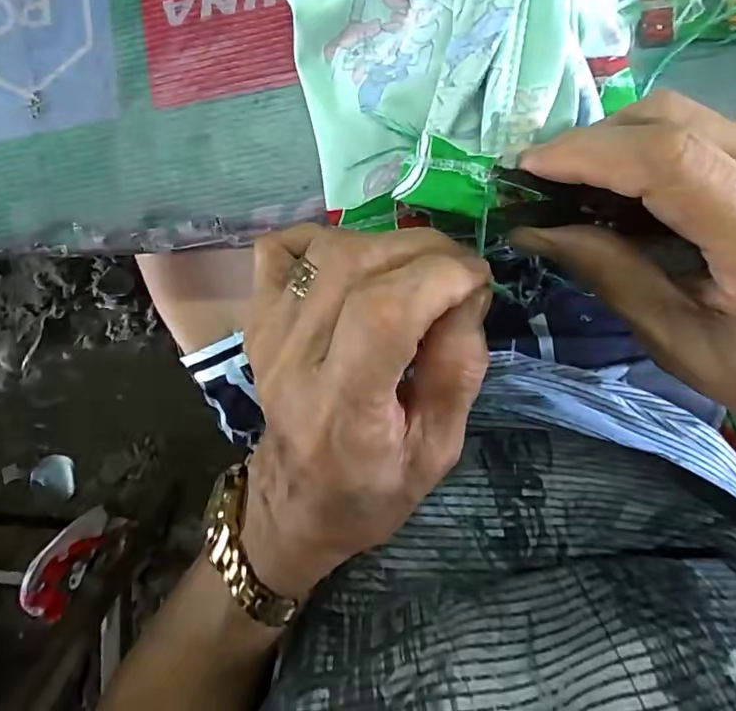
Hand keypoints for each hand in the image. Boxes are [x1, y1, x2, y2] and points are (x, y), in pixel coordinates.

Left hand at [238, 225, 490, 597]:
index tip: (478, 277)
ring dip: (385, 243)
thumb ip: (457, 369)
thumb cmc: (373, 486)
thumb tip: (468, 291)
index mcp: (341, 408)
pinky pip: (280, 247)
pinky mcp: (257, 314)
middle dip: (423, 251)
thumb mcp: (438, 450)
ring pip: (326, 250)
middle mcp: (293, 359)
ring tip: (418, 268)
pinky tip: (355, 262)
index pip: (381, 313)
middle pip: (354, 267)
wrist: (297, 497)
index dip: (437, 277)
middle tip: (459, 268)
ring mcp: (267, 330)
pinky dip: (322, 238)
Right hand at [511, 91, 735, 458]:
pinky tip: (650, 183)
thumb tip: (531, 227)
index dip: (590, 152)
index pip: (673, 161)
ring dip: (625, 137)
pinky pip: (721, 128)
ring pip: (694, 114)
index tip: (530, 165)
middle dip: (596, 139)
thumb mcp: (679, 343)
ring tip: (591, 177)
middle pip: (678, 120)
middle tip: (550, 174)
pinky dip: (665, 144)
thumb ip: (608, 273)